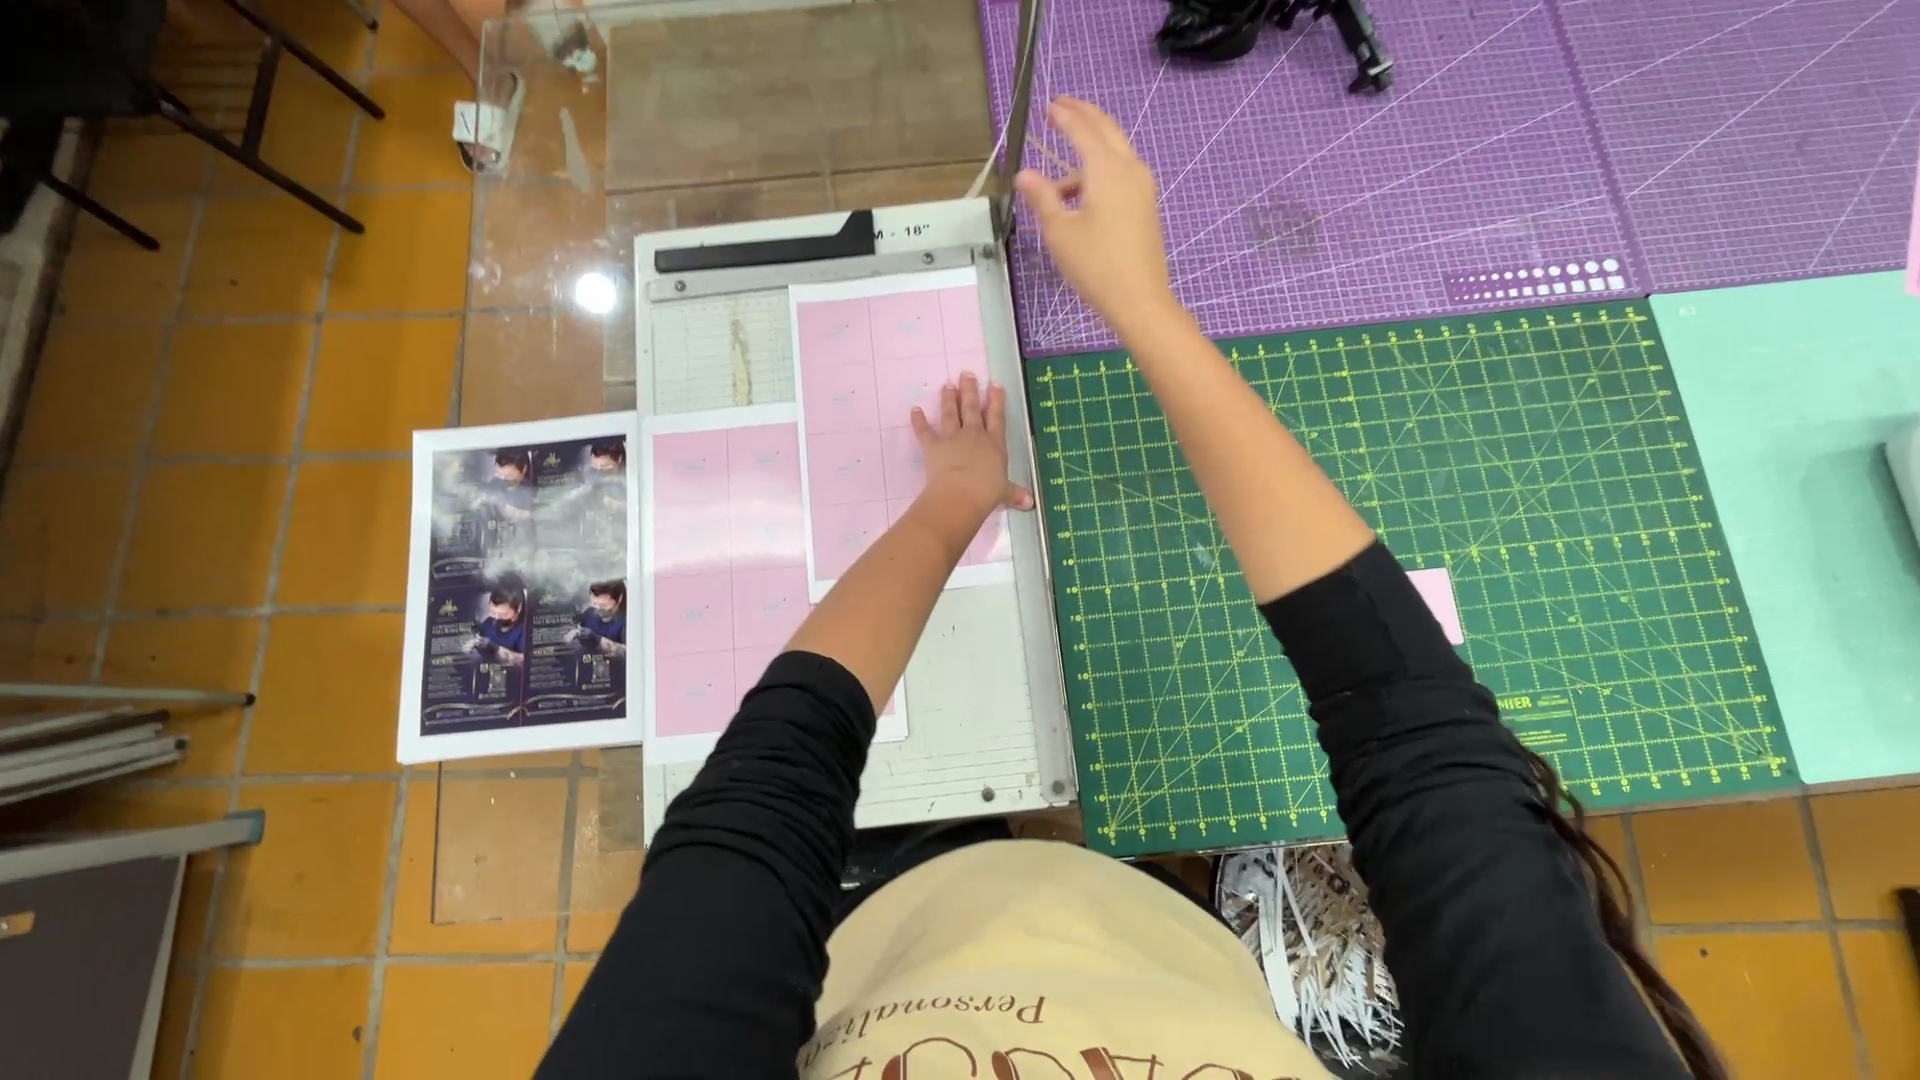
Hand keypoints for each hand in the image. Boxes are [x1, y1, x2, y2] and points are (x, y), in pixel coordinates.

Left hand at [911, 373, 1034, 527]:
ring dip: (948, 399)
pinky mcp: (933, 446)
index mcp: (994, 443)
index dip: (996, 400)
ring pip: (950, 413)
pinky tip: (914, 410)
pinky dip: (918, 421)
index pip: (996, 417)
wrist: (961, 494)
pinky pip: (924, 431)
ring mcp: (952, 438)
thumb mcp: (1004, 491)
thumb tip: (1030, 503)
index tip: (995, 385)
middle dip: (970, 390)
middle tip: (966, 374)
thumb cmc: (987, 492)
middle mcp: (974, 435)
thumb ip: (1015, 493)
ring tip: (947, 386)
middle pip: (972, 408)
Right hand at [1013, 97, 1175, 332]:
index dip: (1065, 116)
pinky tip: (1082, 198)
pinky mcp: (1146, 206)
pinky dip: (1100, 172)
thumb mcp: (1060, 232)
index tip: (1049, 106)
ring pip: (1115, 154)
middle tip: (1063, 107)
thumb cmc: (1096, 266)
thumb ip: (1042, 198)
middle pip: (1106, 130)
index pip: (1083, 130)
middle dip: (1084, 116)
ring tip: (1059, 181)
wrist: (1140, 300)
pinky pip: (1121, 175)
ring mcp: (1143, 188)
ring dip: (1089, 153)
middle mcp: (1129, 169)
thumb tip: (1024, 174)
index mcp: (1107, 169)